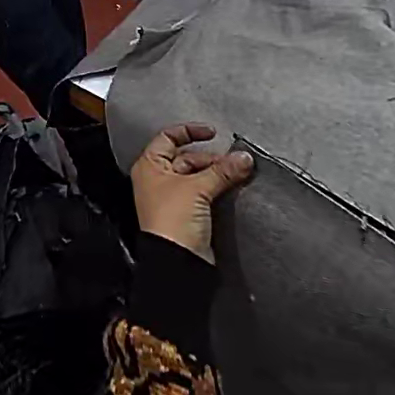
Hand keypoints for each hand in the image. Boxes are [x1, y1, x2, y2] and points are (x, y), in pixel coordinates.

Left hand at [130, 123, 254, 263]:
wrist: (177, 263)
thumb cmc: (174, 219)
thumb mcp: (197, 188)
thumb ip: (222, 171)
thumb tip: (244, 157)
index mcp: (150, 165)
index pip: (168, 137)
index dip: (189, 132)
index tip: (212, 133)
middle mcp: (157, 178)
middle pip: (185, 157)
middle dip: (210, 157)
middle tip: (233, 161)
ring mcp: (171, 196)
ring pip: (196, 175)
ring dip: (215, 172)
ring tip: (237, 171)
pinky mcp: (185, 212)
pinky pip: (202, 192)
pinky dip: (216, 187)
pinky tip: (232, 185)